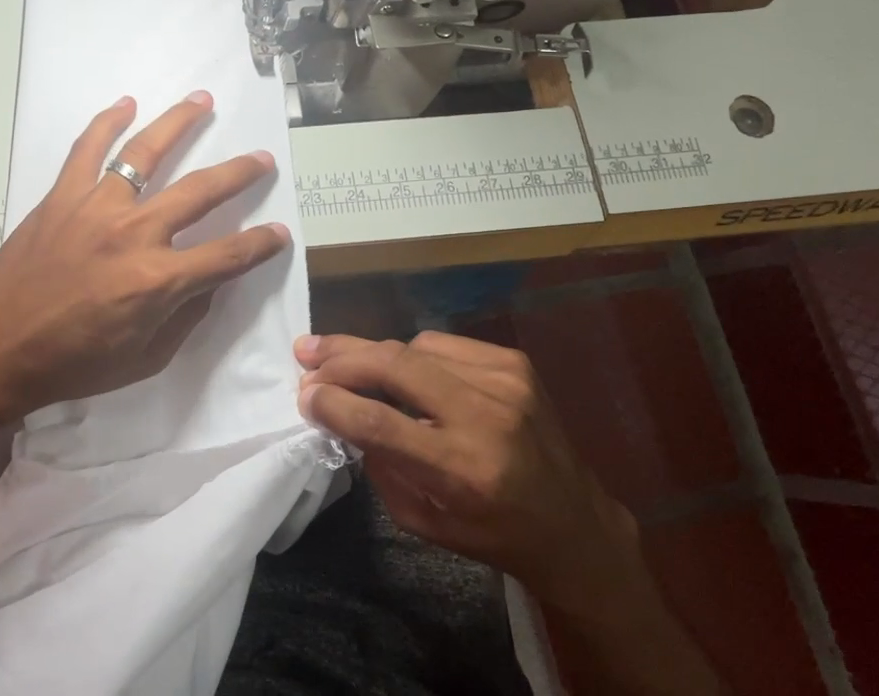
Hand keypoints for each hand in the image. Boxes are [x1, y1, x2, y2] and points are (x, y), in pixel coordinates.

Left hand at [0, 92, 291, 446]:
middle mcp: (134, 233)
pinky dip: (106, 123)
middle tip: (262, 159)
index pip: (228, 255)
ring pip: (145, 152)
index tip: (280, 232)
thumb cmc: (74, 364)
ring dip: (179, 123)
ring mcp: (95, 208)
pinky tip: (126, 104)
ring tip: (202, 101)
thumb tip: (209, 280)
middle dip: (239, 173)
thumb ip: (185, 315)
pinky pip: (86, 150)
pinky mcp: (61, 197)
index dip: (261, 244)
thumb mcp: (146, 357)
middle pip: (200, 191)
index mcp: (159, 281)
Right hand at [294, 332, 645, 615]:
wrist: (575, 522)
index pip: (378, 421)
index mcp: (463, 469)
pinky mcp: (514, 363)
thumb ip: (378, 464)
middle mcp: (486, 416)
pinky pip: (442, 344)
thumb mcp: (423, 519)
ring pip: (414, 346)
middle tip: (305, 356)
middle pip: (393, 366)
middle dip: (341, 359)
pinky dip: (414, 355)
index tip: (303, 395)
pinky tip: (401, 369)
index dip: (332, 402)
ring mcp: (504, 381)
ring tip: (346, 361)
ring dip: (375, 354)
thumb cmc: (492, 534)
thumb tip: (338, 411)